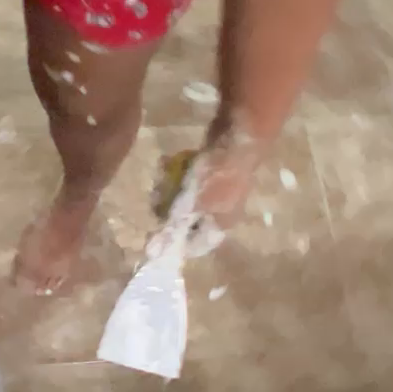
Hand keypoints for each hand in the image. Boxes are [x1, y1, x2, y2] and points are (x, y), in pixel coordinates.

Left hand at [150, 122, 267, 259]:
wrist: (239, 138)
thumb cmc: (215, 176)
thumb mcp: (190, 205)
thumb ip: (173, 228)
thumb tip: (153, 254)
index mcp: (219, 227)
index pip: (193, 246)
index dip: (173, 242)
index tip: (153, 232)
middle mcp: (221, 213)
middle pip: (188, 220)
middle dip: (168, 210)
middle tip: (155, 197)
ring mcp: (219, 192)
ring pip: (187, 198)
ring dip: (171, 189)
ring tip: (161, 176)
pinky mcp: (214, 173)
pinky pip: (191, 180)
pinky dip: (179, 173)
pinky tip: (168, 162)